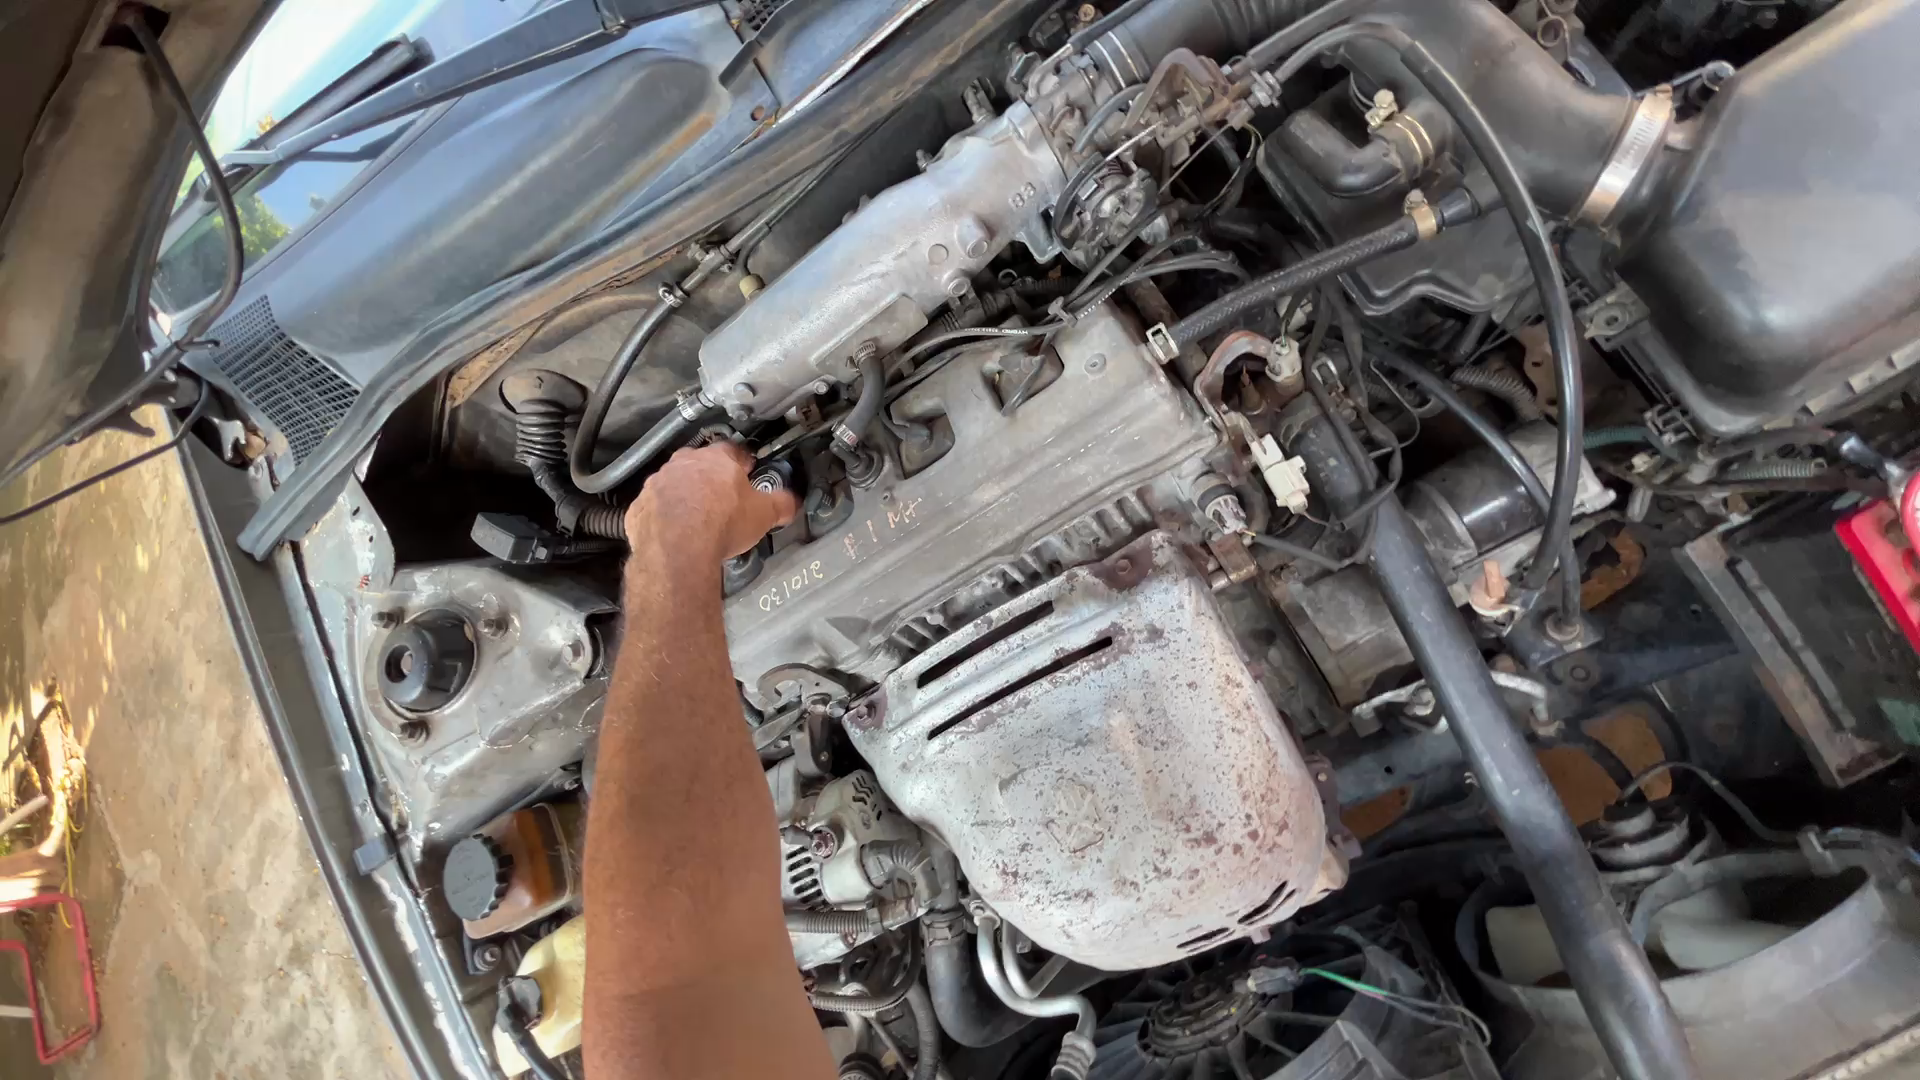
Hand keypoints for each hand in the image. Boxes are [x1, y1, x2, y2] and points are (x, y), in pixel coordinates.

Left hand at [625, 442, 796, 561]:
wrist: (677, 549)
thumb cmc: (722, 524)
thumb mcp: (764, 514)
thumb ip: (782, 503)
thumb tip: (792, 501)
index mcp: (717, 459)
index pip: (735, 451)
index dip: (745, 464)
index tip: (749, 474)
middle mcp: (684, 463)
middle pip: (702, 464)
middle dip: (712, 478)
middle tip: (724, 500)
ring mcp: (658, 483)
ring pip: (675, 483)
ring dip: (686, 495)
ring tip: (699, 520)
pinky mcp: (639, 506)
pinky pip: (655, 507)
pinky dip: (664, 516)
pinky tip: (676, 533)